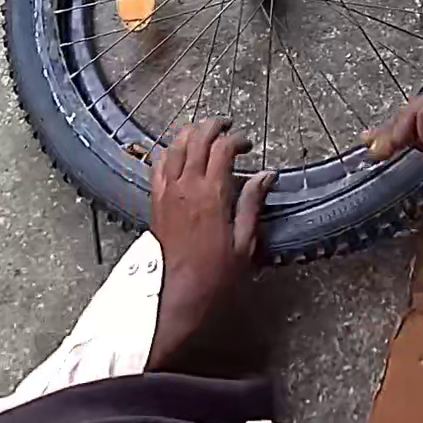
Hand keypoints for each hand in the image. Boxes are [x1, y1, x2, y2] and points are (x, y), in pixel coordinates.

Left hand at [147, 118, 275, 368]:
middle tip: (226, 125)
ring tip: (203, 131)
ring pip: (174, 147)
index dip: (236, 140)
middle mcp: (186, 186)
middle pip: (196, 139)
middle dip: (212, 126)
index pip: (222, 149)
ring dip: (189, 133)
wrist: (175, 297)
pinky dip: (168, 151)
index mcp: (211, 195)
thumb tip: (267, 176)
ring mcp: (167, 192)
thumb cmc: (213, 277)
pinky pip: (158, 165)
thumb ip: (253, 204)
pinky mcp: (155, 200)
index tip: (247, 144)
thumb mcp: (244, 243)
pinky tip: (175, 151)